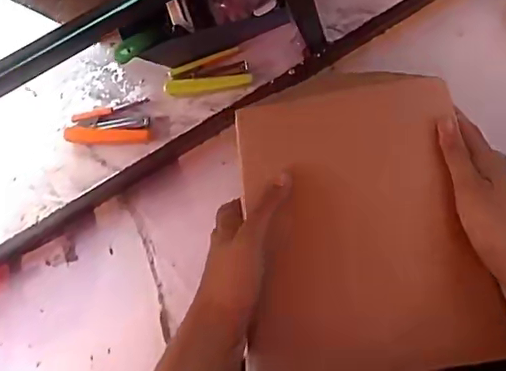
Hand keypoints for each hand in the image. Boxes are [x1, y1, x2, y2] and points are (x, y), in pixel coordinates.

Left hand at [192, 174, 291, 328]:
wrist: (218, 333)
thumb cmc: (231, 279)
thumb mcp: (251, 237)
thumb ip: (266, 208)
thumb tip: (282, 173)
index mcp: (223, 233)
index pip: (229, 209)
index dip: (243, 200)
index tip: (265, 193)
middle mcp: (222, 254)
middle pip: (236, 231)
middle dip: (255, 224)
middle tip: (282, 218)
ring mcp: (227, 279)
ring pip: (244, 257)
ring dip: (260, 252)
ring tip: (287, 246)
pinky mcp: (236, 301)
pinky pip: (252, 281)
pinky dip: (264, 276)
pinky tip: (281, 277)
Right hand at [437, 114, 505, 297]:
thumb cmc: (496, 228)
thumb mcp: (470, 189)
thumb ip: (457, 155)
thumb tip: (446, 118)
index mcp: (492, 161)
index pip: (468, 131)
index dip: (451, 118)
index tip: (431, 106)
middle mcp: (498, 173)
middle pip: (472, 149)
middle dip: (452, 139)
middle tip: (425, 133)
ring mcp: (501, 196)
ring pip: (474, 171)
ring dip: (457, 165)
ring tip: (431, 164)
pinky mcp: (499, 218)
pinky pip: (475, 193)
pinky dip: (461, 189)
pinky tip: (450, 200)